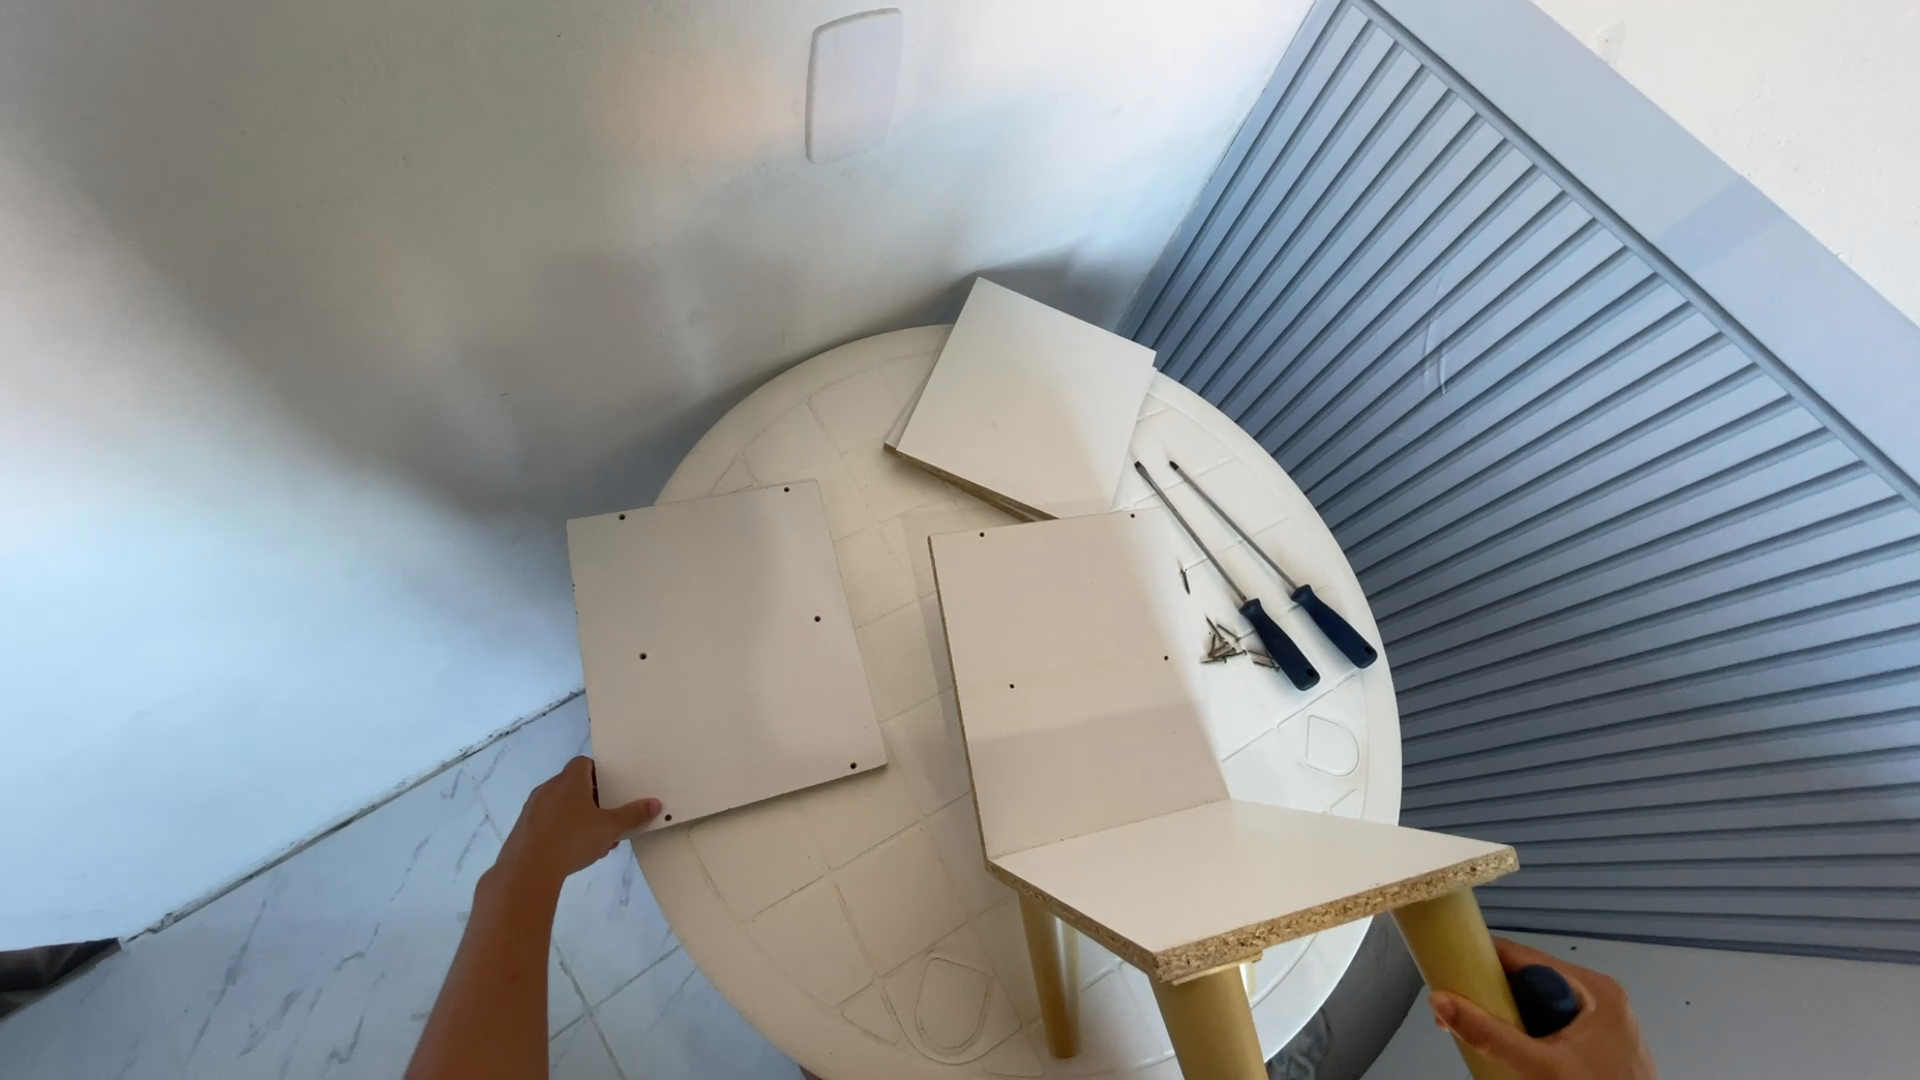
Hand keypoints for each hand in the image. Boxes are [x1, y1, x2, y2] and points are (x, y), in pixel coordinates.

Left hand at [496, 757, 661, 888]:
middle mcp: (548, 789)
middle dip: (592, 799)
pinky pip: (546, 822)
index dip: (598, 772)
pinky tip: (571, 852)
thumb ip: (633, 814)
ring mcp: (531, 809)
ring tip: (594, 840)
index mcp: (570, 781)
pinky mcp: (521, 830)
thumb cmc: (572, 840)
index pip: (583, 763)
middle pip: (573, 785)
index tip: (611, 788)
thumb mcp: (611, 828)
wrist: (526, 872)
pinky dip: (560, 830)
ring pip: (560, 806)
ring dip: (577, 817)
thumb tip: (655, 804)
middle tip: (607, 817)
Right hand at [1430, 938, 1655, 1079]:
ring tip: (1480, 1037)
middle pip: (1526, 980)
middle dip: (1489, 997)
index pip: (1521, 956)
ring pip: (1535, 1003)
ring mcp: (1602, 1021)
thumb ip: (1489, 1035)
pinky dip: (1525, 1033)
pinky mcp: (1600, 1043)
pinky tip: (1509, 1050)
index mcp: (1595, 989)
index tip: (1447, 976)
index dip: (1480, 962)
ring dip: (1504, 1017)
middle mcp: (1599, 996)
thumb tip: (1436, 1000)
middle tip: (1459, 1015)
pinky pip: (1549, 1023)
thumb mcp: (1543, 1069)